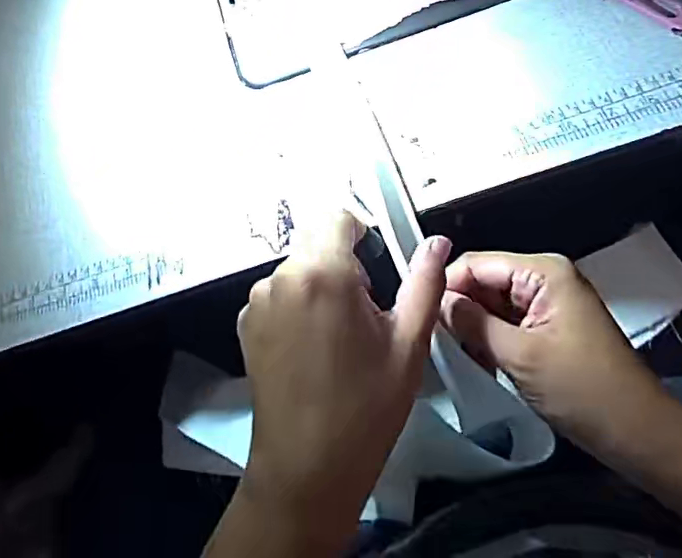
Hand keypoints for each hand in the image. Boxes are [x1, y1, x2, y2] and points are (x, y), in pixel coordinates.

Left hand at [233, 213, 450, 538]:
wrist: (308, 463)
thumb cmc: (367, 406)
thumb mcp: (408, 344)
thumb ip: (423, 283)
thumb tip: (436, 243)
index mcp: (324, 272)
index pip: (336, 218)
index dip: (357, 231)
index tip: (372, 258)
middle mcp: (283, 275)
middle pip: (314, 243)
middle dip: (339, 262)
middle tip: (361, 310)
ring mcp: (258, 298)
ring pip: (295, 270)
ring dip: (316, 285)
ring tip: (336, 336)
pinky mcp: (245, 320)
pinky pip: (275, 295)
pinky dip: (293, 306)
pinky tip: (309, 348)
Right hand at [441, 251, 681, 461]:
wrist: (645, 439)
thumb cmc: (589, 394)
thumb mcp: (518, 355)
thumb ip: (470, 322)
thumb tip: (435, 302)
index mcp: (544, 271)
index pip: (474, 263)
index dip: (446, 285)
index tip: (424, 313)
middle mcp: (546, 277)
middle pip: (482, 280)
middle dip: (461, 308)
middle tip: (443, 339)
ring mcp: (550, 300)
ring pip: (491, 301)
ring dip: (475, 326)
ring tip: (464, 353)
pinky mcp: (551, 324)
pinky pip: (507, 318)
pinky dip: (492, 337)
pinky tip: (485, 359)